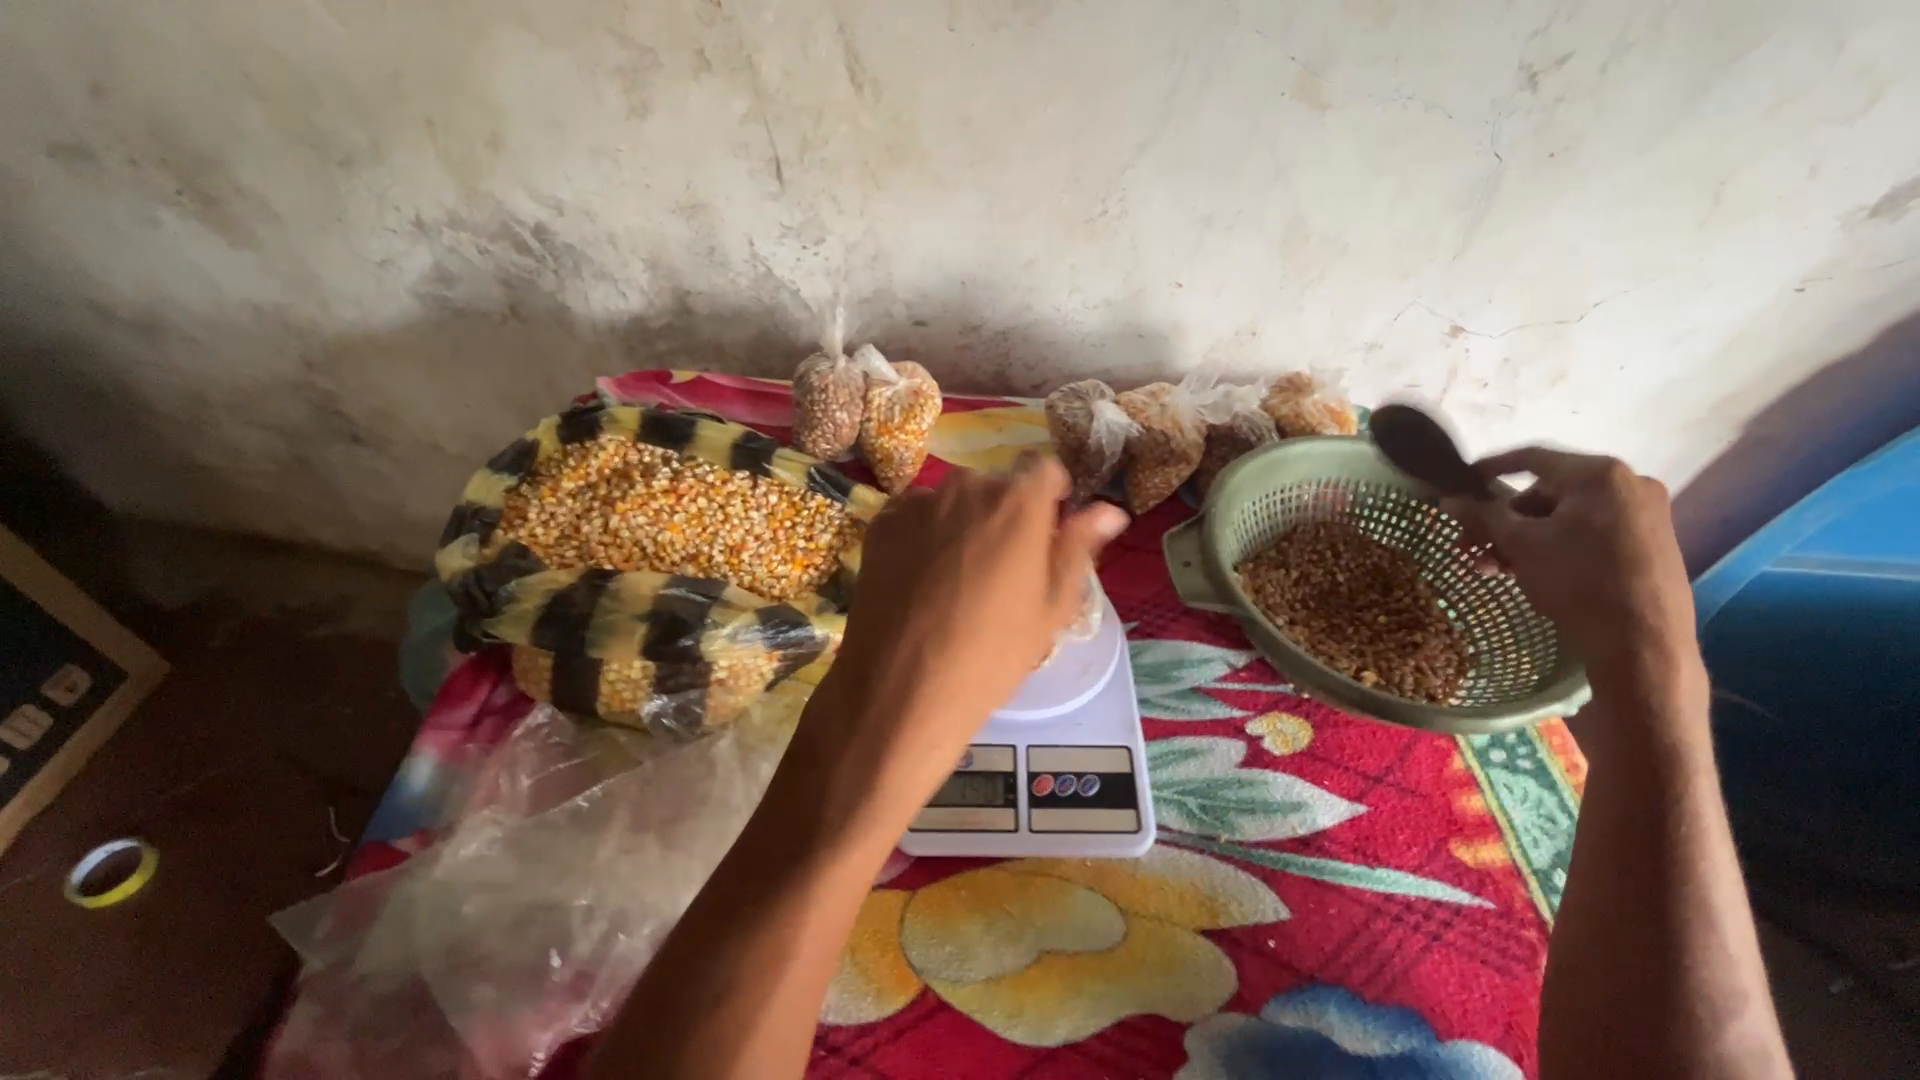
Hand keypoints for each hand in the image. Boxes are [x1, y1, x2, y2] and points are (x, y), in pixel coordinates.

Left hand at [789, 458, 1128, 839]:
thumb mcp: (1051, 607)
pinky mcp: (881, 524)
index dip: (1051, 495)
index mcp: (1019, 500)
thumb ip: (1078, 547)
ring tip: (957, 579)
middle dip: (1005, 514)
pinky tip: (921, 581)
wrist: (902, 687)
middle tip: (1003, 567)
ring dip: (962, 523)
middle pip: (997, 486)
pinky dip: (923, 536)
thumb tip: (1109, 510)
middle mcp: (968, 486)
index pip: (1045, 469)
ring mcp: (919, 503)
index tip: (1048, 528)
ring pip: (953, 502)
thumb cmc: (992, 653)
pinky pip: (915, 517)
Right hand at [1441, 448, 1696, 689]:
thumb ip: (1482, 516)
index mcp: (1599, 475)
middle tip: (1472, 546)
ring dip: (1523, 538)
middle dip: (1503, 520)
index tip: (1463, 482)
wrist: (1641, 640)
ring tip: (1493, 568)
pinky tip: (1529, 571)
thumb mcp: (1520, 544)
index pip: (1532, 458)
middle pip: (1548, 492)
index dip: (1490, 468)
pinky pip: (1589, 532)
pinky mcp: (1650, 543)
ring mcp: (1645, 514)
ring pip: (1566, 516)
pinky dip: (1555, 546)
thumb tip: (1449, 499)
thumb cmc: (1577, 580)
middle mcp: (1629, 484)